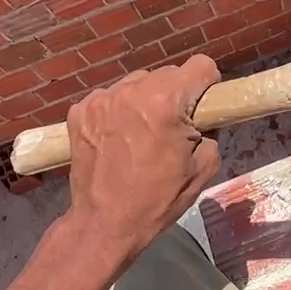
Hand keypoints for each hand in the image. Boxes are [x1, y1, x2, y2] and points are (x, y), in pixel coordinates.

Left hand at [64, 56, 221, 265]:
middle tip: (172, 129)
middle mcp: (132, 90)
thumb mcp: (204, 167)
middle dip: (176, 95)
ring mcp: (102, 99)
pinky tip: (118, 138)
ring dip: (146, 101)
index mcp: (165, 102)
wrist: (104, 224)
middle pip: (168, 74)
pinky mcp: (80, 110)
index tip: (203, 106)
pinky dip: (119, 112)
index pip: (201, 65)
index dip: (208, 85)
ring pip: (138, 83)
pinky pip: (112, 98)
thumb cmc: (158, 199)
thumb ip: (209, 130)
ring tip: (142, 135)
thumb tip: (203, 117)